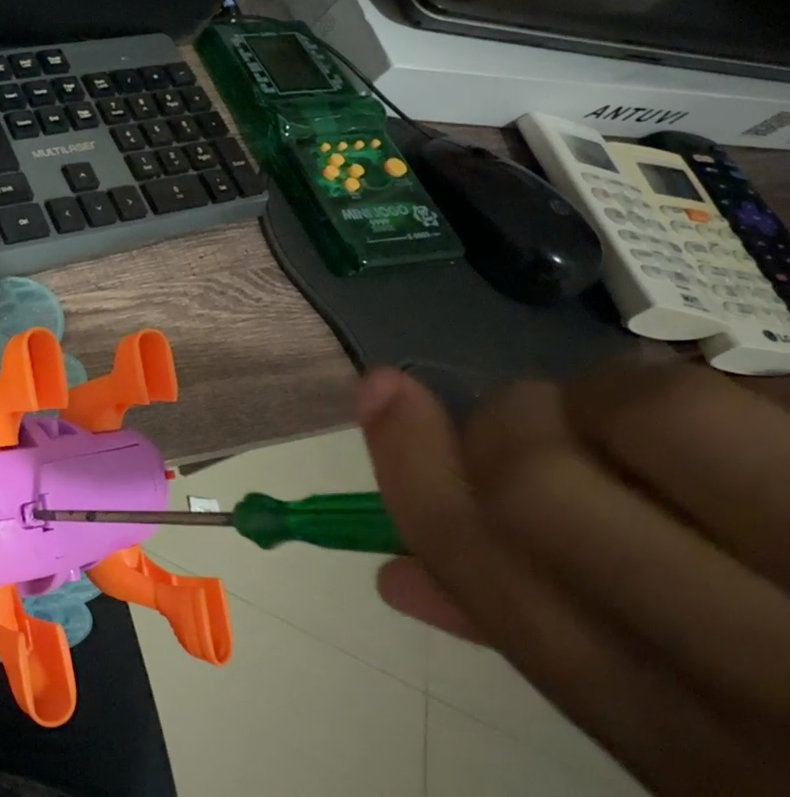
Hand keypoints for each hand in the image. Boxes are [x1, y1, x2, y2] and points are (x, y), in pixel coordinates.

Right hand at [358, 362, 789, 796]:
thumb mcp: (690, 741)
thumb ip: (551, 646)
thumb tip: (398, 572)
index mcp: (683, 745)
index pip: (489, 565)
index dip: (411, 463)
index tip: (386, 391)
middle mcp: (775, 684)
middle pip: (543, 482)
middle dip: (519, 418)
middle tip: (548, 412)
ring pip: (667, 416)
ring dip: (636, 394)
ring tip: (689, 421)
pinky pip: (778, 403)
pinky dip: (752, 401)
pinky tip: (775, 440)